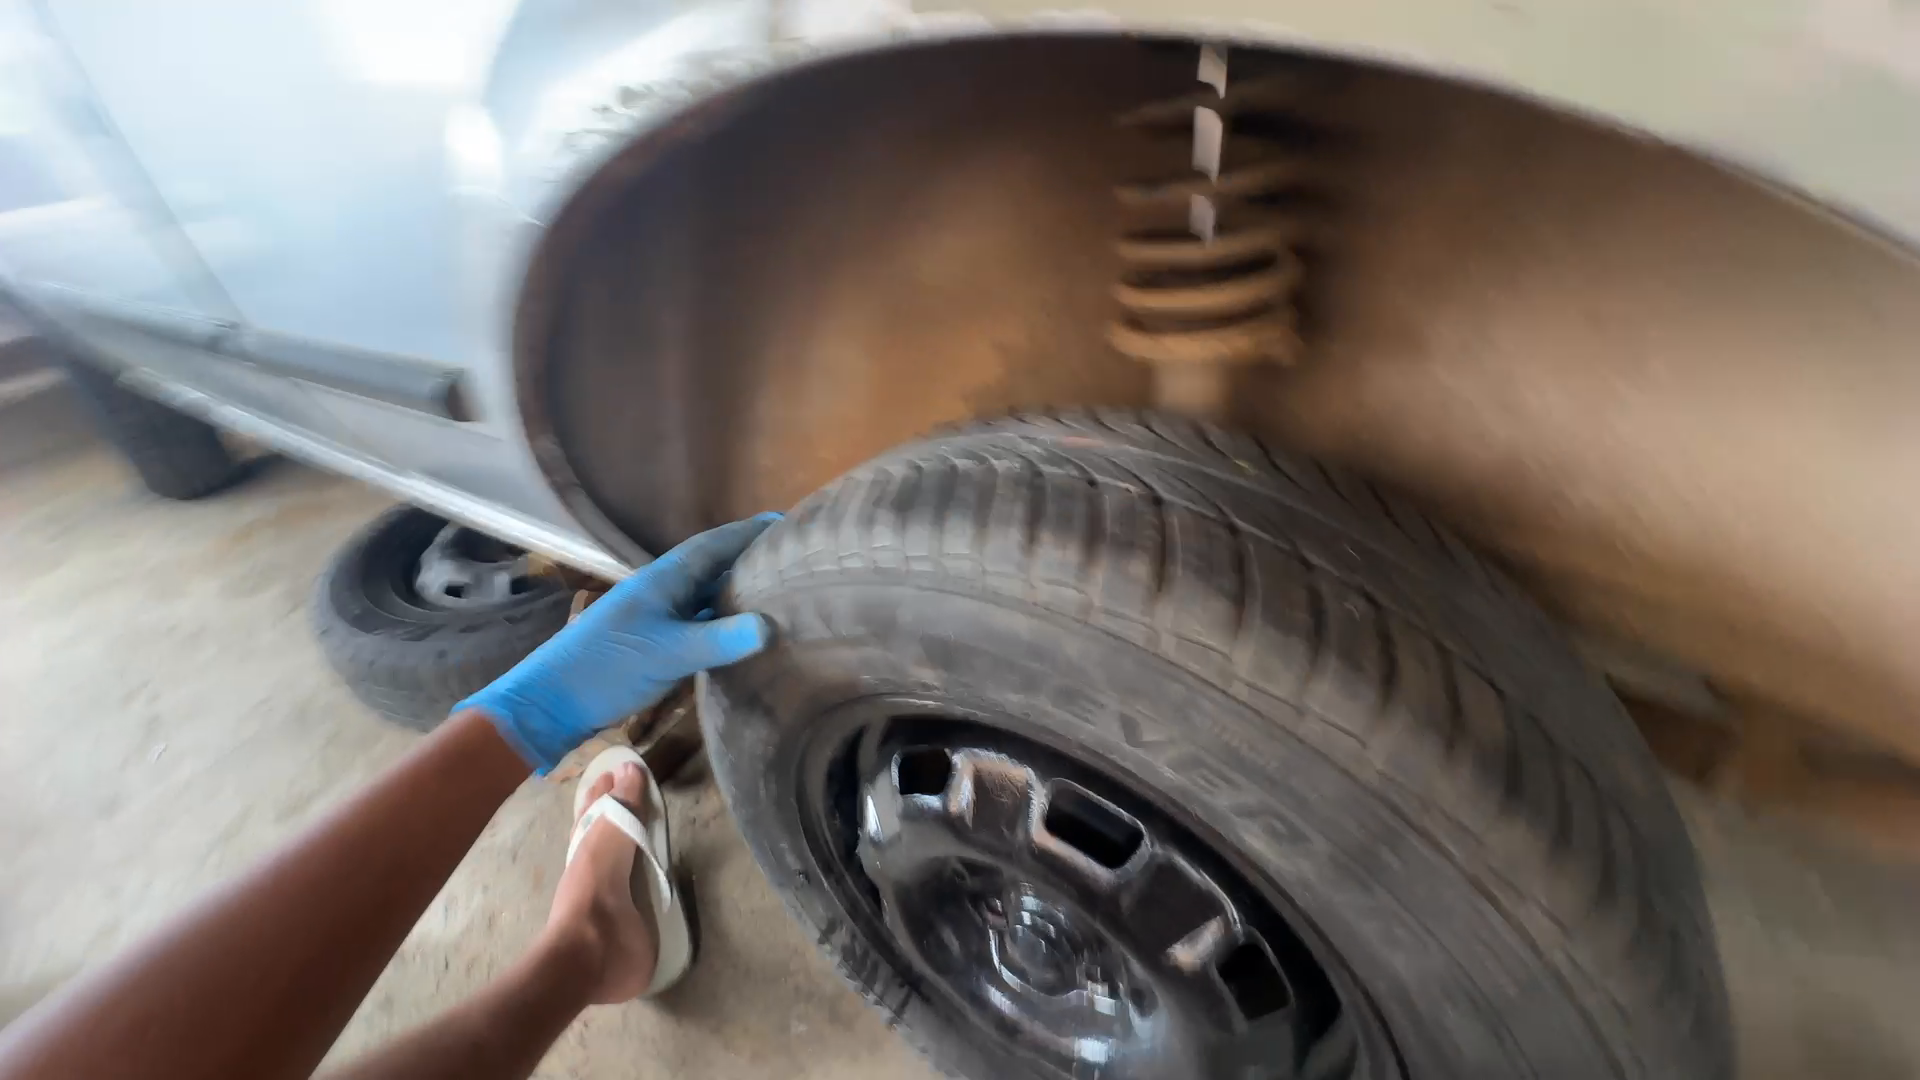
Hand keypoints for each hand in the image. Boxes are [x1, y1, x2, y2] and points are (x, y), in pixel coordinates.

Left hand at [458, 513, 778, 772]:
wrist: (550, 703)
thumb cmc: (607, 667)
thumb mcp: (668, 653)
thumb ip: (720, 639)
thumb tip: (772, 626)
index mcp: (665, 579)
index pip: (715, 544)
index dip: (749, 531)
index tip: (786, 521)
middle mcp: (665, 590)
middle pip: (714, 565)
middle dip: (751, 556)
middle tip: (792, 555)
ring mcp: (660, 616)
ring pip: (708, 594)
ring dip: (740, 588)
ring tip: (779, 587)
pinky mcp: (657, 642)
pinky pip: (701, 621)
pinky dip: (726, 620)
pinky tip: (746, 629)